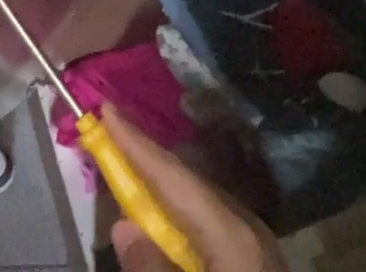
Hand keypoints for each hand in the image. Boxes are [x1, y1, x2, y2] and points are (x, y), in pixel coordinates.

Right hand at [106, 111, 285, 271]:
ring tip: (129, 167)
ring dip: (163, 184)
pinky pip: (211, 224)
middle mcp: (248, 231)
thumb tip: (125, 227)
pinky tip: (165, 218)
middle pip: (189, 183)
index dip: (136, 144)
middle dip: (148, 158)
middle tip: (110, 133)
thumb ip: (155, 271)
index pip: (172, 177)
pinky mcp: (258, 267)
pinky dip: (181, 212)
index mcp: (231, 236)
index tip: (106, 109)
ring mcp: (258, 250)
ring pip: (202, 202)